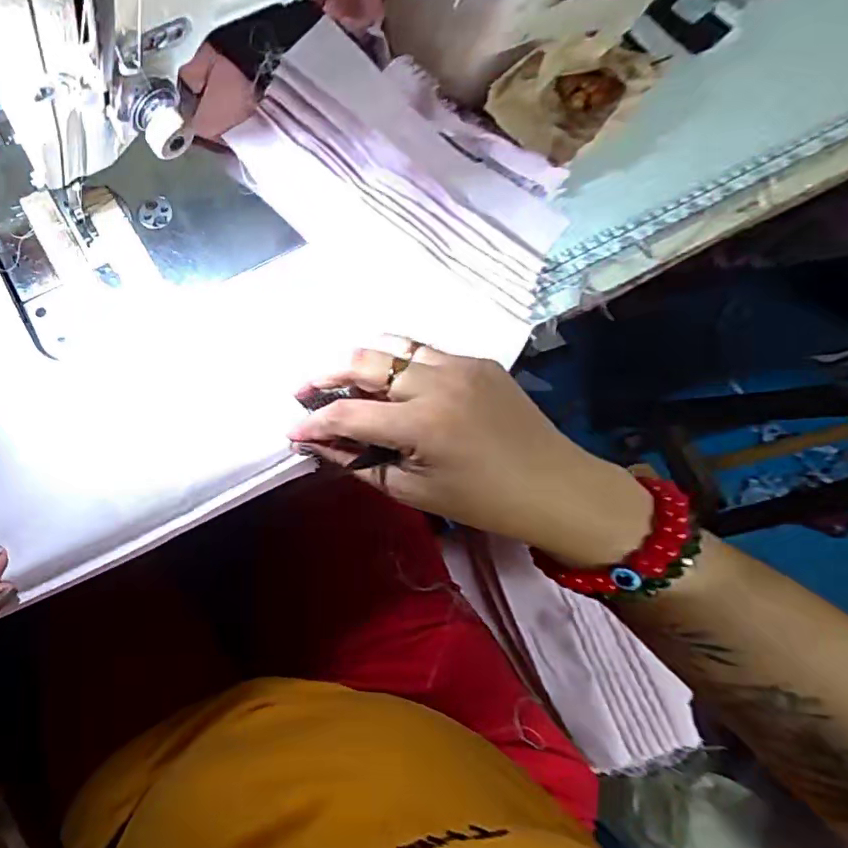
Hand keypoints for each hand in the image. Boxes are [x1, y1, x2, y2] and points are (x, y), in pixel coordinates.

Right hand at [290, 344, 652, 566]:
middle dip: (325, 375)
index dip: (313, 423)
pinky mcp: (478, 361)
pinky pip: (425, 351)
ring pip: (393, 345)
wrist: (555, 487)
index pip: (348, 413)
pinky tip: (392, 382)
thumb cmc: (482, 502)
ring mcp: (460, 365)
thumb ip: (360, 463)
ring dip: (361, 360)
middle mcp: (437, 383)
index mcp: (421, 425)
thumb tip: (320, 444)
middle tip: (304, 392)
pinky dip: (398, 362)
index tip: (292, 431)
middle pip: (364, 361)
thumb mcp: (413, 491)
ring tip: (343, 379)